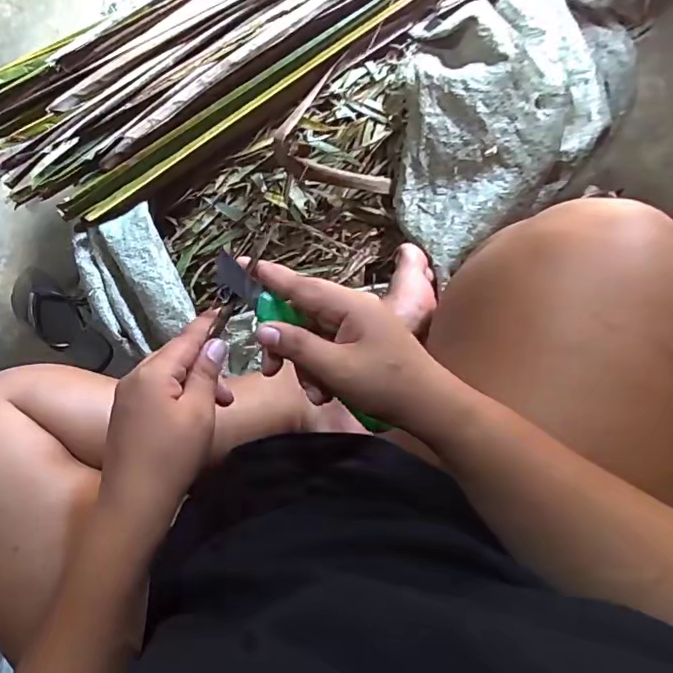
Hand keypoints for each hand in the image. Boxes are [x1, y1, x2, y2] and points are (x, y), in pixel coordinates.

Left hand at [101, 313, 231, 511]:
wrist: (134, 498)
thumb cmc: (172, 456)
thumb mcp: (200, 412)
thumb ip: (207, 374)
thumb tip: (213, 344)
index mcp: (153, 372)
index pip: (185, 339)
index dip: (205, 326)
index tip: (220, 311)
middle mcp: (134, 377)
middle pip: (174, 357)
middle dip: (203, 367)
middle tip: (227, 394)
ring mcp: (125, 396)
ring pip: (165, 377)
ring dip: (191, 385)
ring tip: (214, 409)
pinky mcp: (124, 415)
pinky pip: (153, 392)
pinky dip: (175, 396)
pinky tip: (189, 415)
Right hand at [251, 260, 472, 444]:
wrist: (430, 409)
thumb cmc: (387, 384)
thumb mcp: (336, 368)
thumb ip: (296, 345)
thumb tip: (263, 328)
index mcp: (350, 306)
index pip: (299, 285)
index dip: (268, 276)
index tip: (242, 263)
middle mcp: (351, 310)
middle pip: (299, 316)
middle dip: (284, 345)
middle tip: (272, 369)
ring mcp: (356, 327)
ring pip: (309, 337)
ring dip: (303, 365)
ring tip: (315, 392)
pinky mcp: (358, 344)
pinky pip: (324, 350)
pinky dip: (317, 371)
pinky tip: (324, 393)